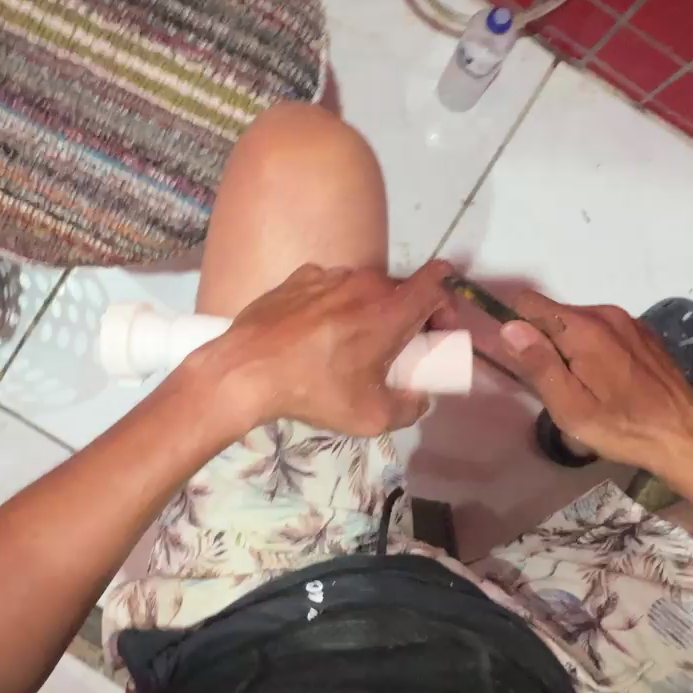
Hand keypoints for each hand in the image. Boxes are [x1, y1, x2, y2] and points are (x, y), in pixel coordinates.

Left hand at [192, 259, 453, 435]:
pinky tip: (315, 337)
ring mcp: (329, 275)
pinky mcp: (299, 277)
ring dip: (368, 312)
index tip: (436, 330)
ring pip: (364, 289)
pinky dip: (334, 307)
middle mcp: (365, 282)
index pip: (438, 280)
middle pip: (401, 290)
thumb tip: (419, 398)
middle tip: (394, 350)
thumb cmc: (315, 391)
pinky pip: (331, 289)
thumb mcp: (372, 417)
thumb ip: (409, 408)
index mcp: (391, 309)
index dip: (447, 302)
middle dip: (407, 316)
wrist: (246, 370)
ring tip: (348, 346)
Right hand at [498, 291, 692, 487]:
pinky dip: (596, 349)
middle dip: (546, 344)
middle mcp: (606, 313)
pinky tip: (610, 380)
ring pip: (578, 323)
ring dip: (571, 348)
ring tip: (586, 386)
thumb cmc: (622, 427)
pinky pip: (603, 330)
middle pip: (554, 314)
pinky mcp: (644, 333)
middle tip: (560, 386)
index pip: (529, 303)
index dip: (518, 329)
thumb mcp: (570, 407)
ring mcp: (628, 321)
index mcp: (583, 328)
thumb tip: (509, 328)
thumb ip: (539, 364)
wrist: (685, 436)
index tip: (527, 362)